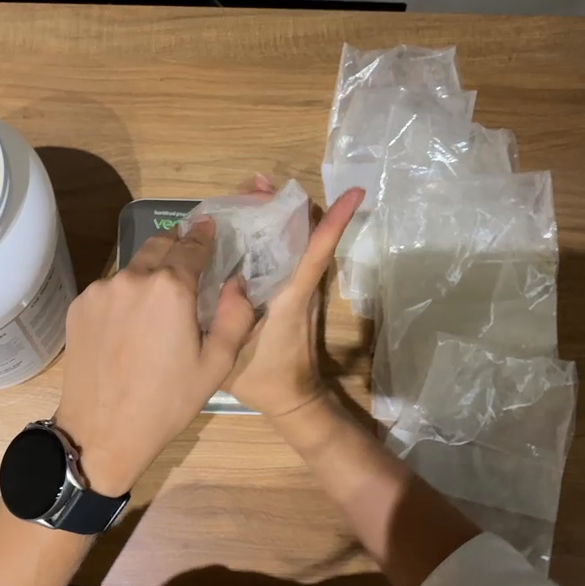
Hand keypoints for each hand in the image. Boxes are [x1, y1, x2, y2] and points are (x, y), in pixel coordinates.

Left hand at [54, 218, 254, 495]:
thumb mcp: (215, 365)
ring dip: (148, 273)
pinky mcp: (79, 306)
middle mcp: (132, 278)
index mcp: (171, 288)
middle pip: (158, 246)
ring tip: (156, 299)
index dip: (203, 235)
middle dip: (175, 245)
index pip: (192, 246)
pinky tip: (128, 322)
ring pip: (131, 268)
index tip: (209, 225)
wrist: (102, 431)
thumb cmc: (166, 402)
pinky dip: (123, 295)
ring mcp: (100, 291)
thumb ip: (236, 316)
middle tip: (187, 254)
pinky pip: (108, 289)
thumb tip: (237, 283)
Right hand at [227, 178, 363, 419]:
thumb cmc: (266, 378)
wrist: (294, 401)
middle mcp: (303, 286)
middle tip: (254, 184)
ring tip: (250, 195)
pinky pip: (289, 255)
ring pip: (297, 242)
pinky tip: (250, 227)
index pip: (318, 251)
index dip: (337, 221)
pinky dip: (274, 233)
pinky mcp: (294, 295)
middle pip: (304, 234)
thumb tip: (228, 277)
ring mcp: (300, 290)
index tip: (356, 192)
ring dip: (278, 215)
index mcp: (292, 296)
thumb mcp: (235, 352)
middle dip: (283, 203)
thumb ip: (230, 316)